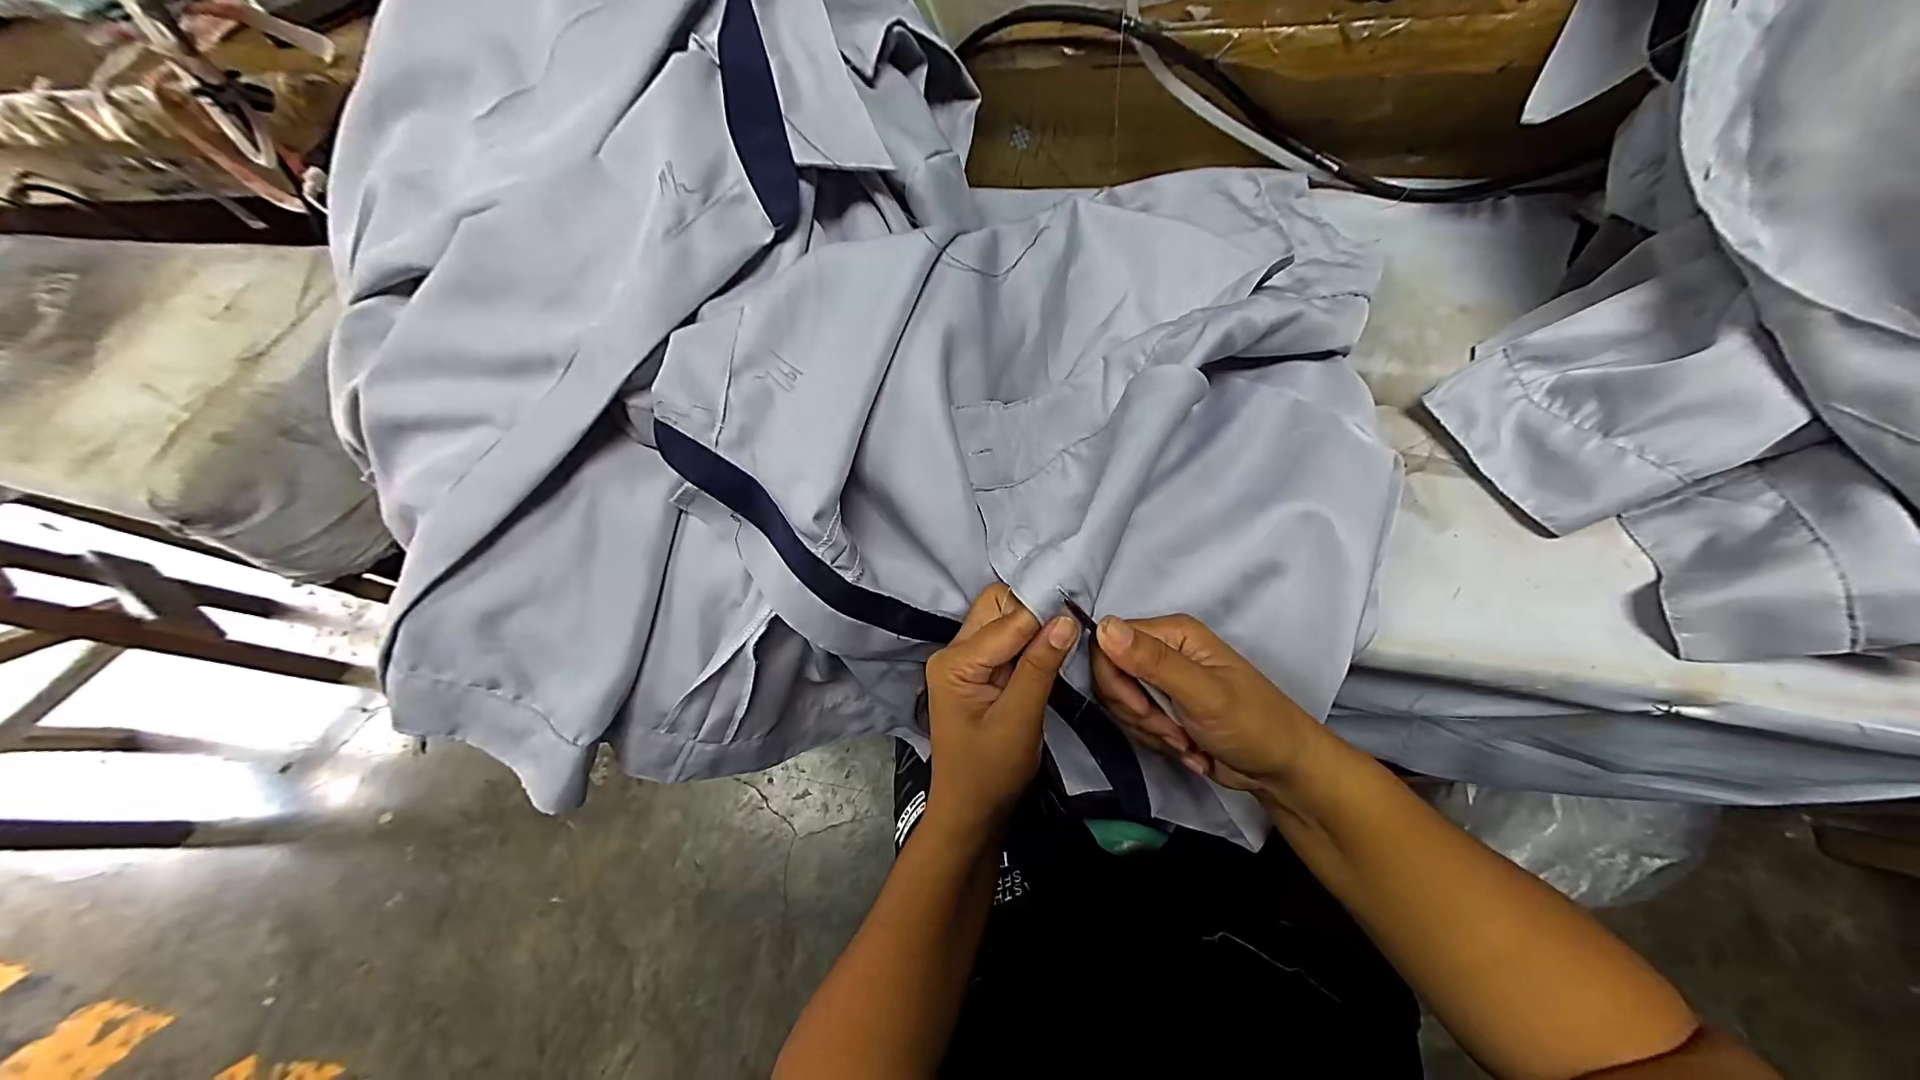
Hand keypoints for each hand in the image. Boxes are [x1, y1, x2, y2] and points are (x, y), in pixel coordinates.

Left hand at [923, 584, 1078, 838]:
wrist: (970, 810)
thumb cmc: (989, 774)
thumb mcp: (1019, 721)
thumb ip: (1040, 667)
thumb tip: (1066, 620)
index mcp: (955, 662)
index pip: (1006, 620)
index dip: (1043, 612)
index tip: (1079, 609)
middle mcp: (954, 652)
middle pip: (997, 606)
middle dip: (1034, 610)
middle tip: (1071, 625)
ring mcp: (964, 660)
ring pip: (1003, 619)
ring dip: (1034, 625)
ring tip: (1065, 637)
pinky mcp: (979, 671)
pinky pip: (1006, 640)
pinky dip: (1030, 641)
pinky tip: (1051, 650)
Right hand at [1090, 614, 1321, 792]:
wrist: (1281, 770)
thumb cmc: (1253, 724)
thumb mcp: (1203, 693)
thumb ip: (1153, 661)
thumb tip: (1105, 627)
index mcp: (1173, 633)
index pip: (1108, 643)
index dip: (1115, 679)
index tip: (1142, 709)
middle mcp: (1162, 651)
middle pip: (1110, 675)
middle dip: (1136, 712)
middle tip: (1172, 729)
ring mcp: (1161, 681)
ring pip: (1119, 703)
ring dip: (1149, 731)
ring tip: (1186, 740)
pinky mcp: (1161, 708)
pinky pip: (1133, 722)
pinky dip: (1155, 740)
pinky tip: (1187, 747)